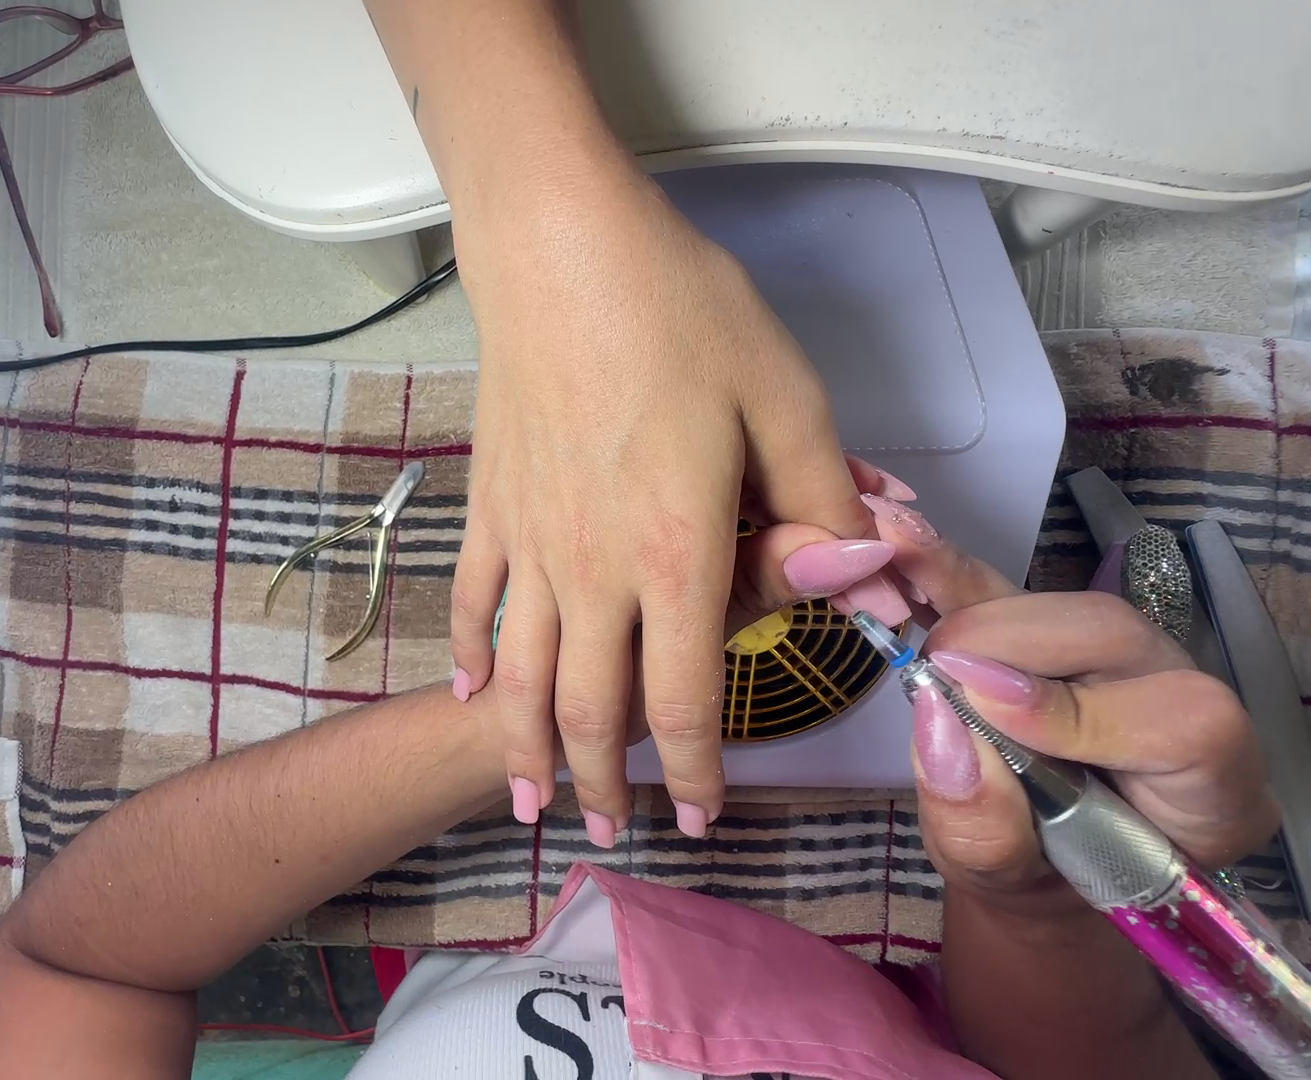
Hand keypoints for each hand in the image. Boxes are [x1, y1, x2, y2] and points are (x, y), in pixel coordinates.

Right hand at [451, 175, 892, 843]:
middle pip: (589, 704)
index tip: (696, 818)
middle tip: (611, 830)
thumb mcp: (781, 392)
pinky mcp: (487, 509)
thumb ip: (816, 498)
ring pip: (521, 672)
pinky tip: (462, 692)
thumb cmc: (676, 313)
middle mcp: (592, 569)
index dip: (693, 767)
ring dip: (526, 745)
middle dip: (603, 779)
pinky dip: (467, 655)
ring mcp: (527, 543)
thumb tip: (847, 579)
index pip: (684, 694)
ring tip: (528, 800)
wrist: (558, 255)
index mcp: (676, 551)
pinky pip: (472, 600)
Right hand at [865, 495, 1280, 912]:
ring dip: (974, 603)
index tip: (978, 703)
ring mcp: (1119, 658)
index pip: (1184, 723)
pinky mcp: (1052, 630)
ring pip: (1063, 603)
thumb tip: (940, 725)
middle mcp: (1178, 702)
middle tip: (931, 665)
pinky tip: (898, 538)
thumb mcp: (1000, 882)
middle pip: (1118, 635)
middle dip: (1011, 640)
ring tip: (906, 622)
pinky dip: (943, 569)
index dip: (1081, 708)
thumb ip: (981, 825)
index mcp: (1207, 790)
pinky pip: (1005, 588)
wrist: (1031, 854)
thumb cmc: (1032, 877)